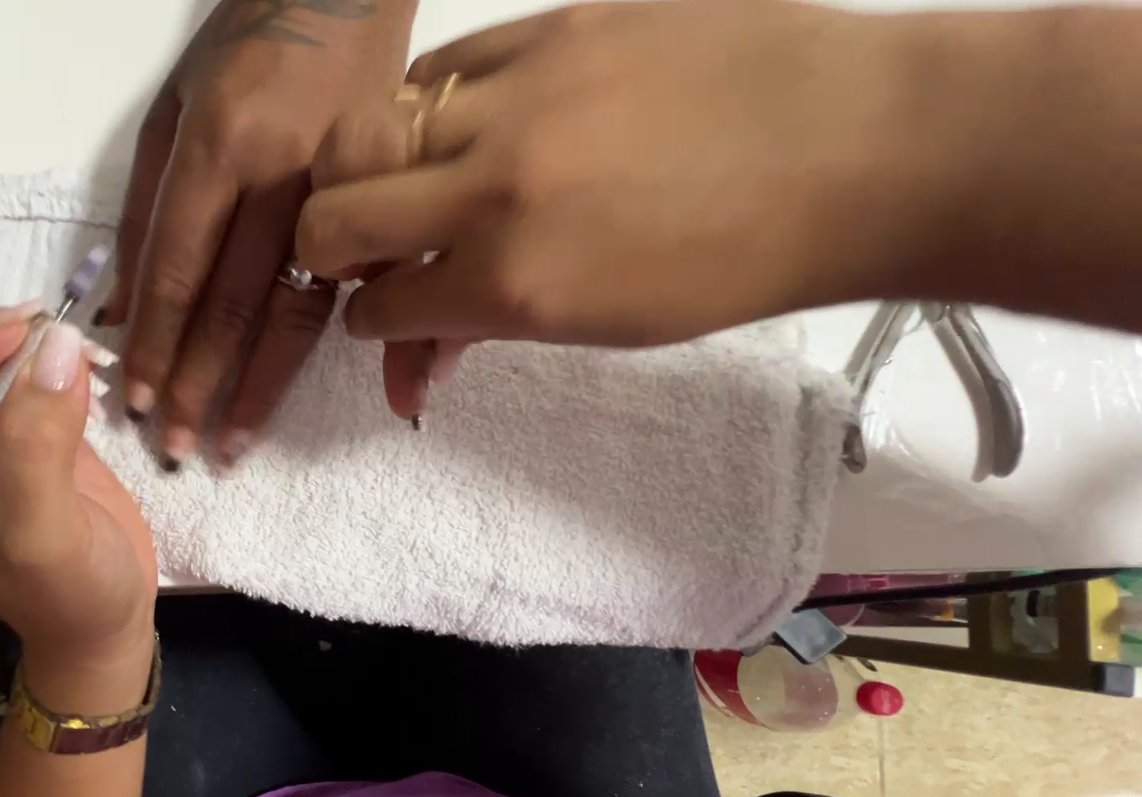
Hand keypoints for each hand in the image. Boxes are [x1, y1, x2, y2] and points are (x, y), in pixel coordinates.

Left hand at [0, 310, 157, 709]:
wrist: (106, 621)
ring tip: (75, 353)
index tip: (15, 343)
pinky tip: (83, 367)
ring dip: (21, 339)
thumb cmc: (69, 597)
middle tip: (54, 345)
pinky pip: (20, 369)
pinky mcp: (25, 430)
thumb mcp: (45, 539)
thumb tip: (52, 349)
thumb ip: (35, 451)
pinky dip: (49, 354)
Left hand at [101, 0, 416, 466]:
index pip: (178, 271)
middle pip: (233, 307)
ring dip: (258, 390)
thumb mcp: (168, 113)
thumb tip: (119, 311)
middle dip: (199, 386)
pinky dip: (319, 357)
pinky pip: (348, 297)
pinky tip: (299, 398)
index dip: (154, 344)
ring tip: (230, 447)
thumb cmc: (243, 44)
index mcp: (221, 145)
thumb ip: (142, 214)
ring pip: (293, 315)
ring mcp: (341, 197)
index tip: (135, 401)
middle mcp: (284, 177)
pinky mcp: (380, 212)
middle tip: (176, 449)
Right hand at [298, 0, 964, 349]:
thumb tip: (410, 367)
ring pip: (364, 133)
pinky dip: (428, 112)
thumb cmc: (723, 268)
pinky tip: (459, 129)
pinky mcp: (558, 24)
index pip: (376, 306)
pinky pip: (441, 67)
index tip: (383, 319)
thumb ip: (478, 334)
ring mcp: (521, 94)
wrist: (866, 150)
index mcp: (511, 280)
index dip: (368, 323)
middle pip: (332, 217)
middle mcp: (495, 186)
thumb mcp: (587, 326)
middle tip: (356, 259)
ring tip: (398, 189)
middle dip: (326, 253)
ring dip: (362, 176)